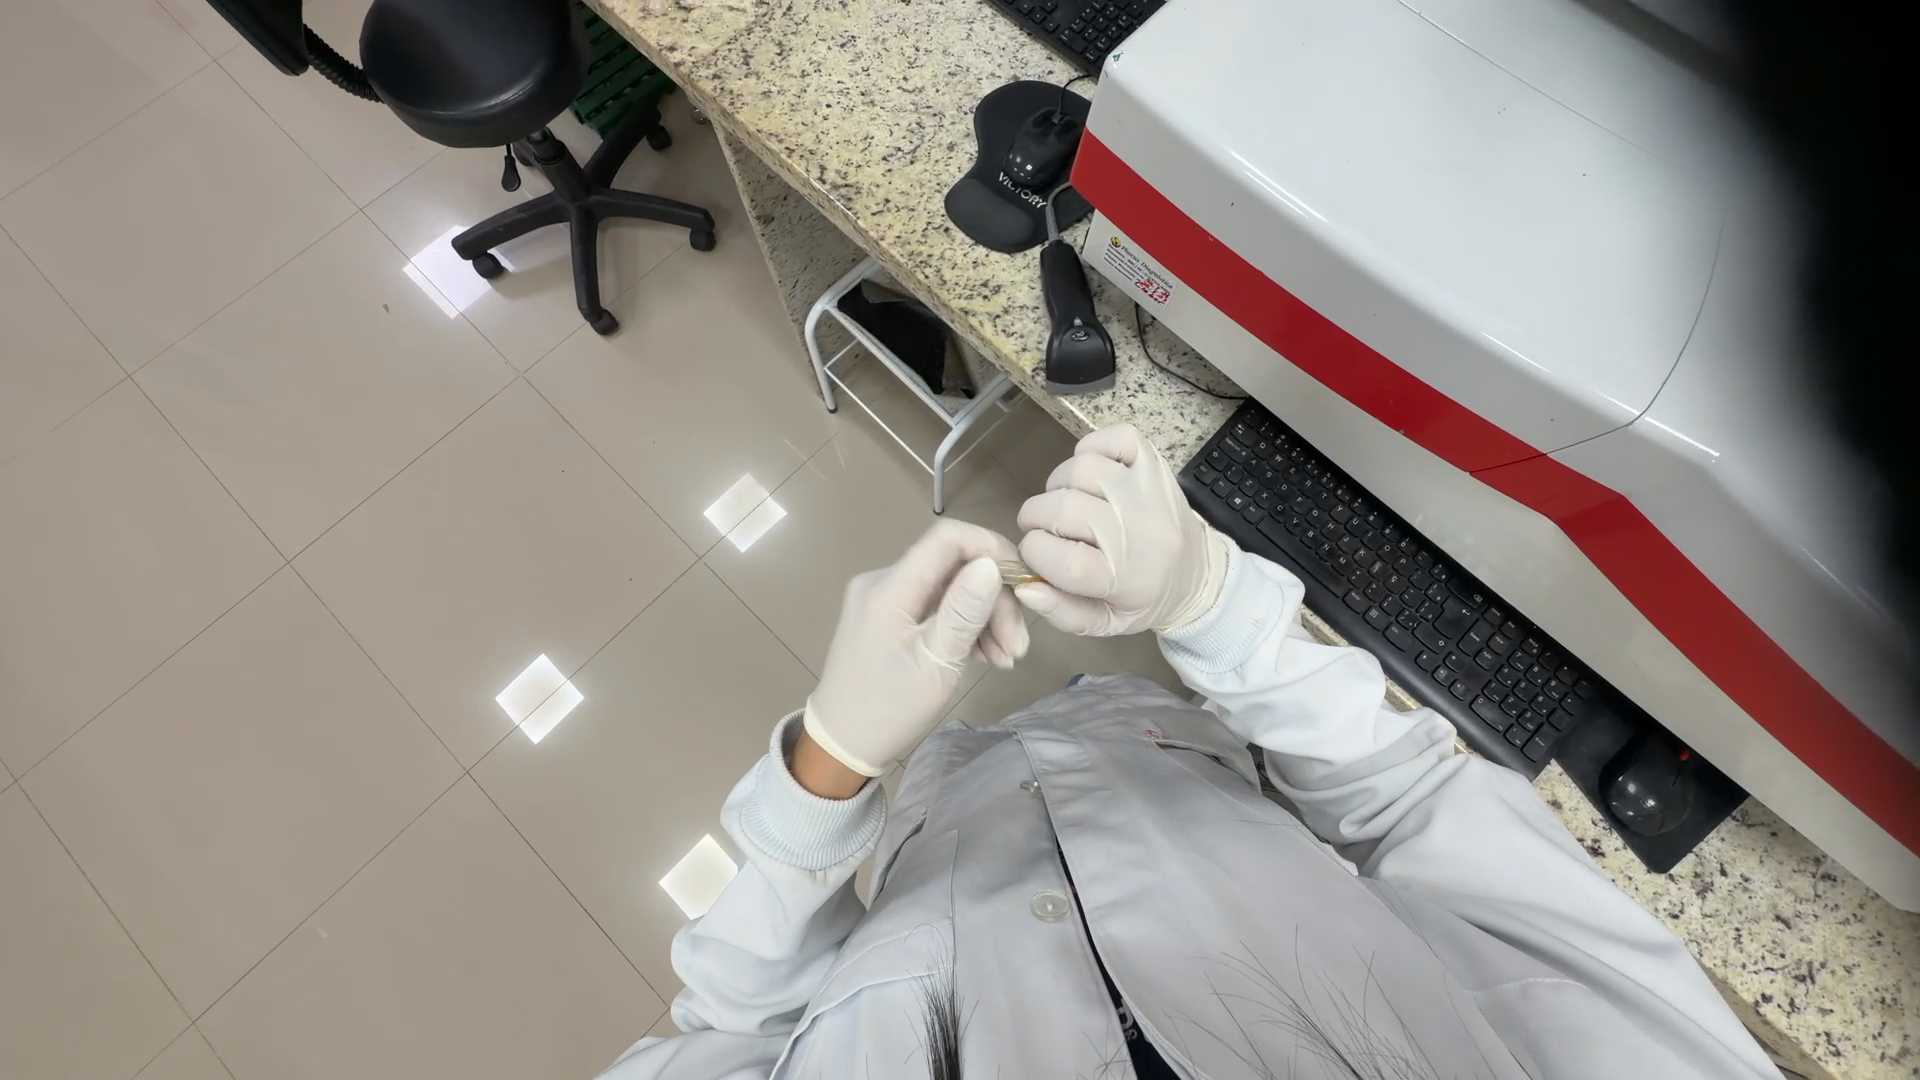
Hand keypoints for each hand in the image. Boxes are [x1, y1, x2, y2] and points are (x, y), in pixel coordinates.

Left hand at [804, 520, 1029, 776]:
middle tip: (1017, 647)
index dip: (991, 548)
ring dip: (983, 619)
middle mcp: (884, 582)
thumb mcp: (935, 664)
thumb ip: (964, 612)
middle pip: (954, 568)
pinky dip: (963, 627)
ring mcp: (885, 600)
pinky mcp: (889, 618)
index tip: (1023, 582)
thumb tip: (992, 564)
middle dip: (993, 601)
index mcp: (890, 588)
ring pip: (950, 589)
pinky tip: (985, 656)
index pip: (948, 538)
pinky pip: (935, 607)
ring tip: (1005, 660)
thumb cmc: (887, 710)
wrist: (839, 747)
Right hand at [1014, 424, 1229, 635]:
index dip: (1034, 552)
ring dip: (1059, 485)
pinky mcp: (1153, 463)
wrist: (1198, 574)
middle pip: (1065, 508)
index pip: (1064, 560)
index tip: (1034, 555)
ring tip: (1066, 502)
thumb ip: (1062, 613)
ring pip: (1080, 469)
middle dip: (1036, 518)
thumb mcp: (1104, 623)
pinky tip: (1091, 475)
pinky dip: (1091, 448)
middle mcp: (1138, 530)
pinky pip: (1113, 438)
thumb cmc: (1143, 601)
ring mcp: (1147, 490)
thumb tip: (1024, 588)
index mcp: (1125, 578)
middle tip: (1044, 530)